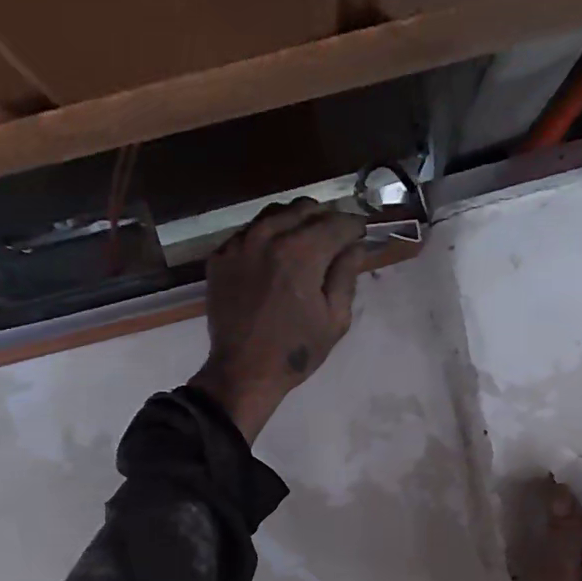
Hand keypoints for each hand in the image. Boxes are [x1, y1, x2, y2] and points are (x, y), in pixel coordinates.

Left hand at [187, 198, 367, 441]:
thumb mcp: (334, 319)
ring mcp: (239, 244)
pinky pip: (248, 232)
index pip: (335, 223)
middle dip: (325, 219)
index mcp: (301, 253)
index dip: (354, 225)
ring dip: (295, 222)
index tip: (361, 233)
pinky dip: (267, 236)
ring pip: (274, 214)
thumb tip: (355, 246)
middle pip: (304, 209)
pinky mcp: (220, 256)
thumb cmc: (296, 350)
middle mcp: (267, 237)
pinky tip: (274, 257)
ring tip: (305, 243)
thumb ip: (346, 275)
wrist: (243, 371)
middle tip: (334, 238)